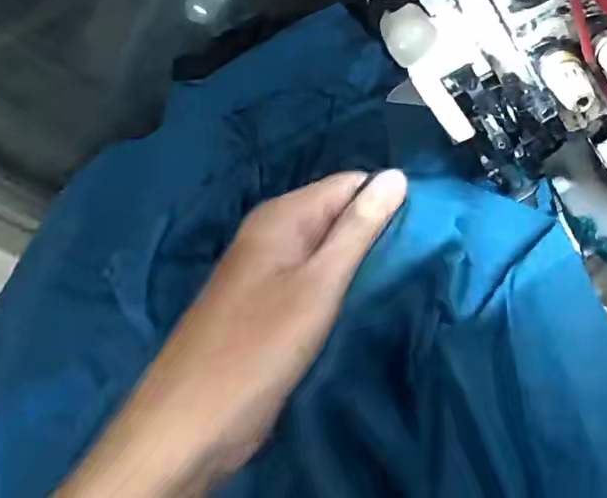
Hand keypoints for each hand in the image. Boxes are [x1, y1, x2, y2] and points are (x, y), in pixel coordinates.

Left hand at [58, 169, 408, 497]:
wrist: (183, 432)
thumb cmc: (256, 350)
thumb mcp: (318, 285)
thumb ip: (359, 229)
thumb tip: (397, 175)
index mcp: (283, 216)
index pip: (351, 183)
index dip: (386, 201)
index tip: (423, 230)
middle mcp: (273, 232)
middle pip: (339, 214)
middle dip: (375, 233)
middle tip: (417, 261)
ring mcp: (266, 269)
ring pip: (328, 249)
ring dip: (359, 263)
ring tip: (400, 281)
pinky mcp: (265, 304)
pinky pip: (312, 278)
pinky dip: (338, 287)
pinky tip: (362, 304)